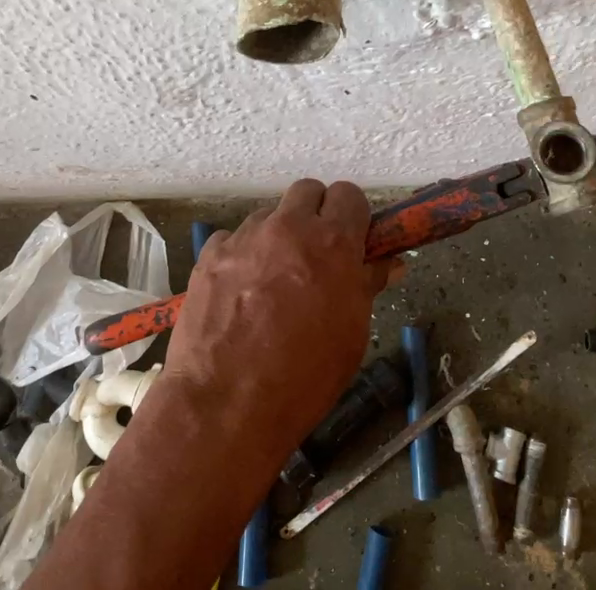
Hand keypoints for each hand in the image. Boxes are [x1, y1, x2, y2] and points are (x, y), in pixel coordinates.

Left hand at [160, 179, 394, 460]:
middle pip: (307, 191)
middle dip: (316, 215)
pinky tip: (240, 295)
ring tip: (273, 282)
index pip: (350, 196)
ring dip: (278, 237)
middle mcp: (287, 228)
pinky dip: (242, 257)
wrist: (225, 405)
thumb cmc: (304, 377)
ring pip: (268, 216)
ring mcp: (244, 238)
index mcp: (332, 243)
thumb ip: (366, 286)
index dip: (353, 217)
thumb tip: (386, 262)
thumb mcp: (352, 334)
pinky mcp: (209, 255)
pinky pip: (233, 240)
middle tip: (316, 254)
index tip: (352, 240)